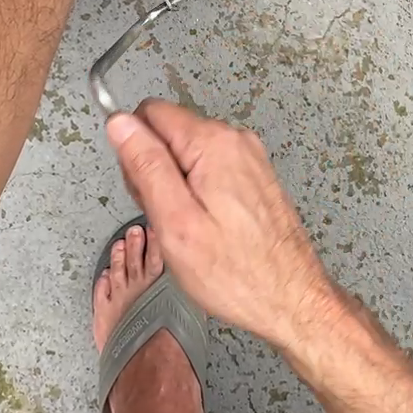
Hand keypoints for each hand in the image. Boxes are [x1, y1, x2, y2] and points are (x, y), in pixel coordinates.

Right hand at [107, 100, 339, 348]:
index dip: (135, 150)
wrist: (292, 299)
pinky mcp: (254, 175)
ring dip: (176, 185)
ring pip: (187, 152)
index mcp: (212, 143)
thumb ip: (145, 165)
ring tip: (190, 228)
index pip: (150, 113)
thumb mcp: (175, 220)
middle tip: (169, 218)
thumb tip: (120, 123)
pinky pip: (209, 168)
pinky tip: (207, 227)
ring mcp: (247, 156)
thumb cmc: (236, 272)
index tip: (144, 189)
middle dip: (155, 171)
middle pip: (169, 132)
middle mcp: (234, 139)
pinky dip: (198, 193)